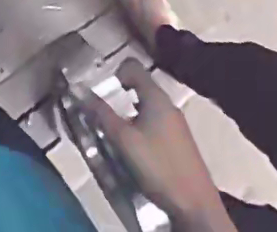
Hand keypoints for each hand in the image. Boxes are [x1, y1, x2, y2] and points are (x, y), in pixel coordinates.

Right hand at [87, 59, 235, 230]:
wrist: (198, 209)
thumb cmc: (159, 167)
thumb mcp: (124, 141)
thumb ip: (101, 114)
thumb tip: (77, 89)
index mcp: (156, 97)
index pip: (133, 66)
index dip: (115, 73)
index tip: (105, 93)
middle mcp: (168, 105)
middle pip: (139, 87)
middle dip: (119, 98)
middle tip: (105, 117)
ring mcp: (177, 124)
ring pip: (147, 107)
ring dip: (129, 116)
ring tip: (117, 136)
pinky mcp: (181, 143)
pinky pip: (156, 124)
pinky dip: (141, 130)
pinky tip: (137, 153)